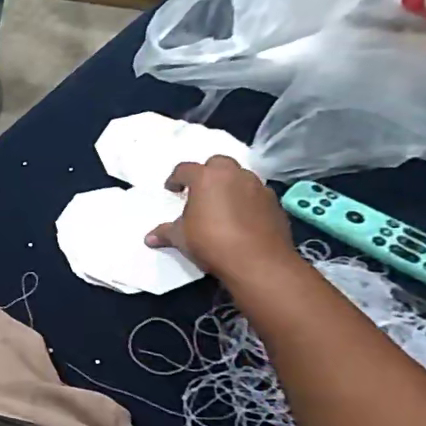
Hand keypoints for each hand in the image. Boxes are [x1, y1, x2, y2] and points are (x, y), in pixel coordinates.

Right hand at [144, 156, 297, 281]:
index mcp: (206, 178)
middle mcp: (234, 176)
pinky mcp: (275, 204)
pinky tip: (242, 219)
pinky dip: (247, 201)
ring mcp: (258, 188)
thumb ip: (166, 232)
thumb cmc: (211, 242)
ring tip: (222, 205)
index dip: (175, 179)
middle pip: (218, 163)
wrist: (258, 262)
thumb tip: (150, 238)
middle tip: (200, 191)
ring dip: (230, 185)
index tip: (172, 190)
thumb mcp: (181, 238)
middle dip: (208, 173)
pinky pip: (256, 195)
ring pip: (241, 177)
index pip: (185, 169)